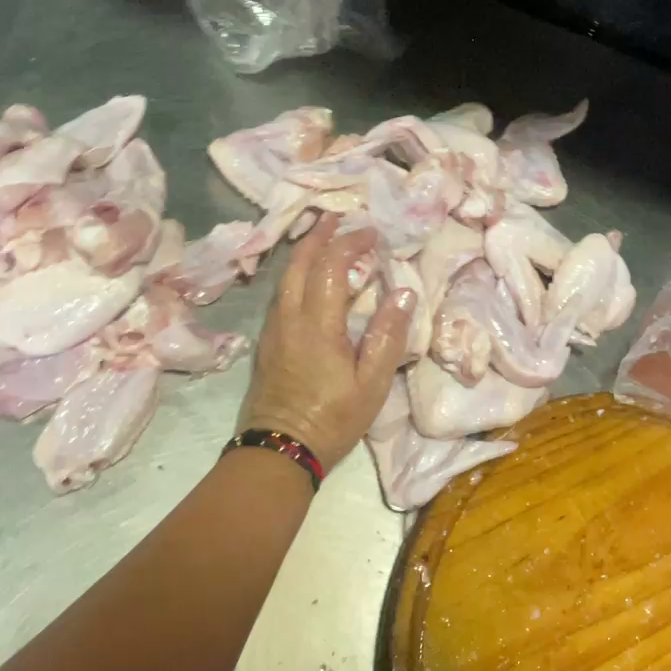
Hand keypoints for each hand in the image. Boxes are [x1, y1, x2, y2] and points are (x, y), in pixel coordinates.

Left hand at [238, 214, 414, 469]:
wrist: (278, 452)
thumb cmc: (332, 418)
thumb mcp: (372, 383)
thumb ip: (388, 335)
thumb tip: (402, 291)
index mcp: (317, 324)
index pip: (330, 266)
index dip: (350, 243)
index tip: (372, 233)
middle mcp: (290, 318)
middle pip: (299, 263)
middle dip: (319, 236)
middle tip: (339, 218)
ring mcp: (273, 329)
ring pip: (285, 277)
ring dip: (305, 252)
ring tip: (324, 239)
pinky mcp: (267, 342)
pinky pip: (281, 293)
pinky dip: (297, 273)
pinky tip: (309, 277)